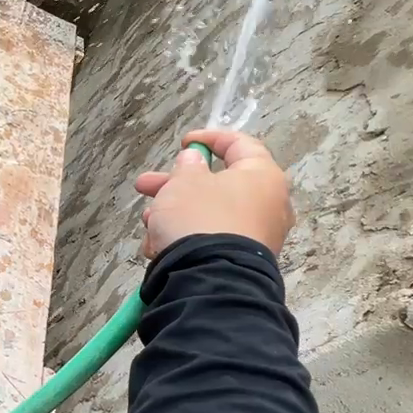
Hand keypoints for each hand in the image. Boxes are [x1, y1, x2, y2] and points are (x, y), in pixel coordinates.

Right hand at [135, 129, 293, 258]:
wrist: (210, 274)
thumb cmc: (199, 217)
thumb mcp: (184, 183)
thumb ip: (188, 167)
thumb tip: (195, 160)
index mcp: (262, 176)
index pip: (240, 145)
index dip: (210, 138)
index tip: (185, 141)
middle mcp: (268, 202)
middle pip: (216, 184)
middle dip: (174, 185)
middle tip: (145, 186)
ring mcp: (257, 232)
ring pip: (208, 212)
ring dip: (174, 213)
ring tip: (149, 223)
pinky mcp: (242, 257)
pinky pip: (210, 237)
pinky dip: (185, 237)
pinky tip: (161, 246)